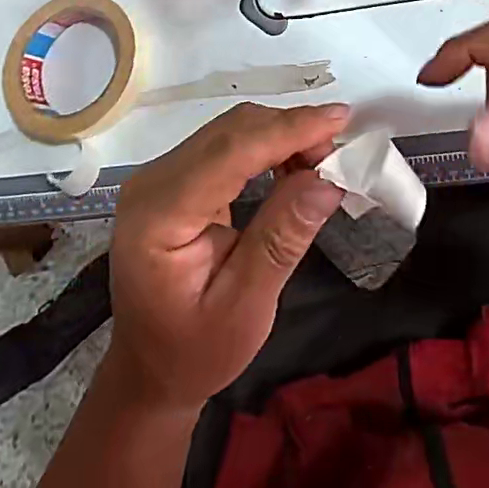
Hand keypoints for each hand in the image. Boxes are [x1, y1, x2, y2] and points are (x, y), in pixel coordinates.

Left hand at [105, 102, 349, 410]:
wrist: (148, 369)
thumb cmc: (194, 351)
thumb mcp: (245, 308)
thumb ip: (282, 239)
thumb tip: (327, 181)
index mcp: (160, 213)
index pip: (231, 151)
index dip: (288, 130)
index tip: (340, 118)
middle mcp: (154, 181)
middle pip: (230, 132)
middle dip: (290, 130)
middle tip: (339, 154)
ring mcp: (161, 176)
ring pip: (230, 131)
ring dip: (281, 135)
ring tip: (324, 160)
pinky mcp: (175, 179)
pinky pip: (226, 146)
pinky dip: (266, 146)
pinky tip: (294, 164)